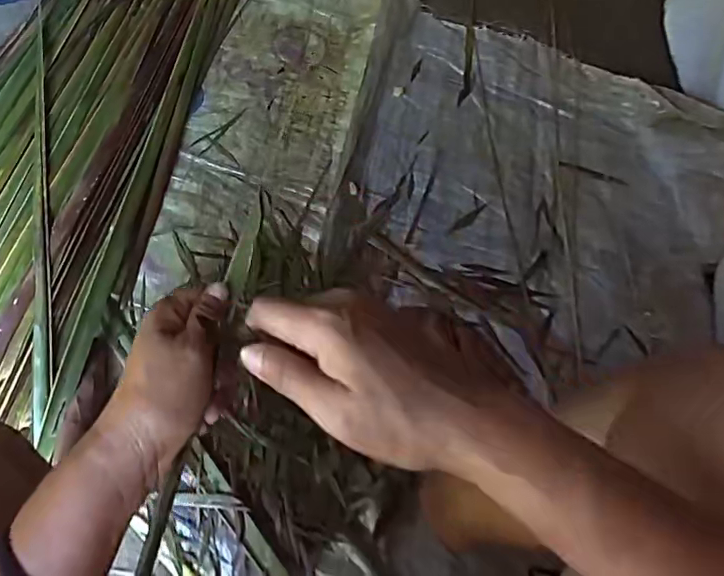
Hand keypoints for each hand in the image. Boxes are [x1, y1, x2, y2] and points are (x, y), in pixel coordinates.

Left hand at [94, 284, 229, 490]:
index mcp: (166, 315)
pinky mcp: (176, 391)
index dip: (222, 310)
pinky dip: (208, 402)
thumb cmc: (167, 392)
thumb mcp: (194, 348)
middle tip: (221, 378)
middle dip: (223, 359)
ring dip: (218, 385)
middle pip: (211, 333)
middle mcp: (167, 334)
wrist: (139, 448)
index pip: (202, 296)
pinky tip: (205, 418)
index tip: (239, 329)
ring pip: (211, 363)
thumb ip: (208, 316)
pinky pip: (203, 387)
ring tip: (212, 406)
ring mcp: (171, 364)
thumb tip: (220, 285)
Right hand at [239, 290, 535, 475]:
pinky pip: (344, 313)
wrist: (475, 418)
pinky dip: (338, 333)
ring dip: (313, 336)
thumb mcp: (335, 412)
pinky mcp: (389, 309)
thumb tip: (247, 349)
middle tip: (301, 382)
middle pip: (291, 308)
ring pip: (318, 310)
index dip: (254, 332)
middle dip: (285, 337)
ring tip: (332, 379)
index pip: (265, 307)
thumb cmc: (399, 423)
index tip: (263, 363)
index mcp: (323, 323)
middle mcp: (342, 300)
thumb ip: (286, 376)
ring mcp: (369, 301)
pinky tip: (361, 368)